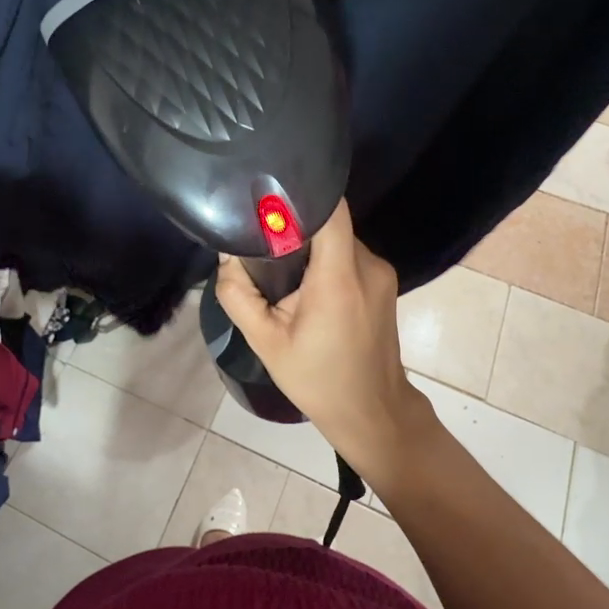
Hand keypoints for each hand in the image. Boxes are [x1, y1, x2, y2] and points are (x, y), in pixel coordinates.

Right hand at [215, 201, 434, 472]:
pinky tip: (302, 282)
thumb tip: (225, 257)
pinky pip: (348, 255)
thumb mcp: (265, 342)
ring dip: (309, 245)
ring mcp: (379, 272)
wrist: (372, 412)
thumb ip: (239, 295)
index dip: (300, 196)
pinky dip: (324, 259)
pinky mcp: (383, 282)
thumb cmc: (318, 379)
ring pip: (337, 238)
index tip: (267, 196)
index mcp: (339, 276)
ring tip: (277, 264)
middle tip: (259, 237)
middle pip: (329, 222)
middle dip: (295, 226)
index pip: (330, 210)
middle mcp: (366, 265)